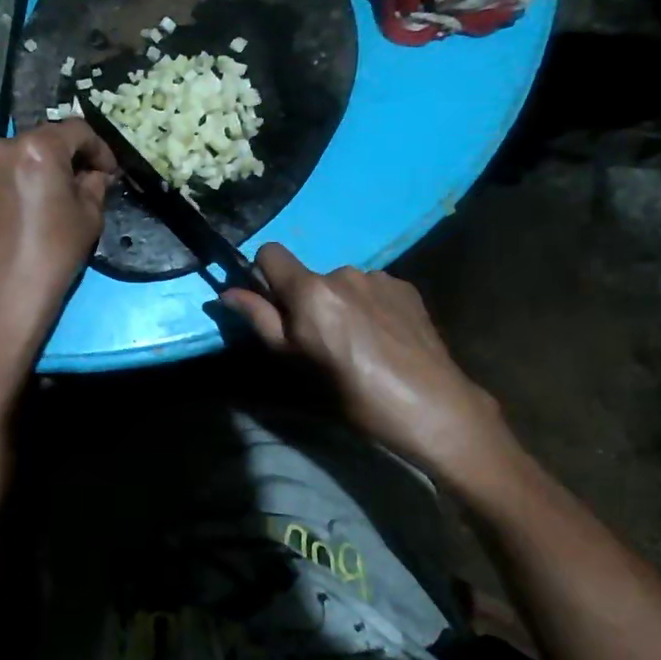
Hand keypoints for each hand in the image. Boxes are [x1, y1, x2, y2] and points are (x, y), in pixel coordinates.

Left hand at [0, 120, 117, 326]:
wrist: (7, 291)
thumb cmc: (54, 252)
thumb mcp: (89, 214)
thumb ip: (93, 183)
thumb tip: (93, 173)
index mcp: (37, 148)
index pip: (77, 131)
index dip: (99, 148)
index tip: (108, 171)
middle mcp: (3, 145)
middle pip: (46, 138)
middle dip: (69, 155)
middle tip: (87, 180)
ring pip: (23, 151)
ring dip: (44, 164)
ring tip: (59, 191)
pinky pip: (4, 167)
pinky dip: (22, 175)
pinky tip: (34, 198)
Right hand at [220, 243, 514, 478]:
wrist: (433, 407)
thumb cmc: (352, 392)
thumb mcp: (294, 360)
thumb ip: (260, 319)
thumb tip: (227, 292)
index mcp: (310, 290)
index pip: (270, 252)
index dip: (265, 274)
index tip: (275, 305)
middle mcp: (343, 272)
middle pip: (308, 275)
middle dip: (307, 299)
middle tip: (322, 340)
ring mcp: (378, 277)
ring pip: (342, 283)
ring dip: (341, 302)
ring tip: (360, 341)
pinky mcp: (406, 287)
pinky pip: (372, 288)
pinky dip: (369, 305)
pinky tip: (384, 337)